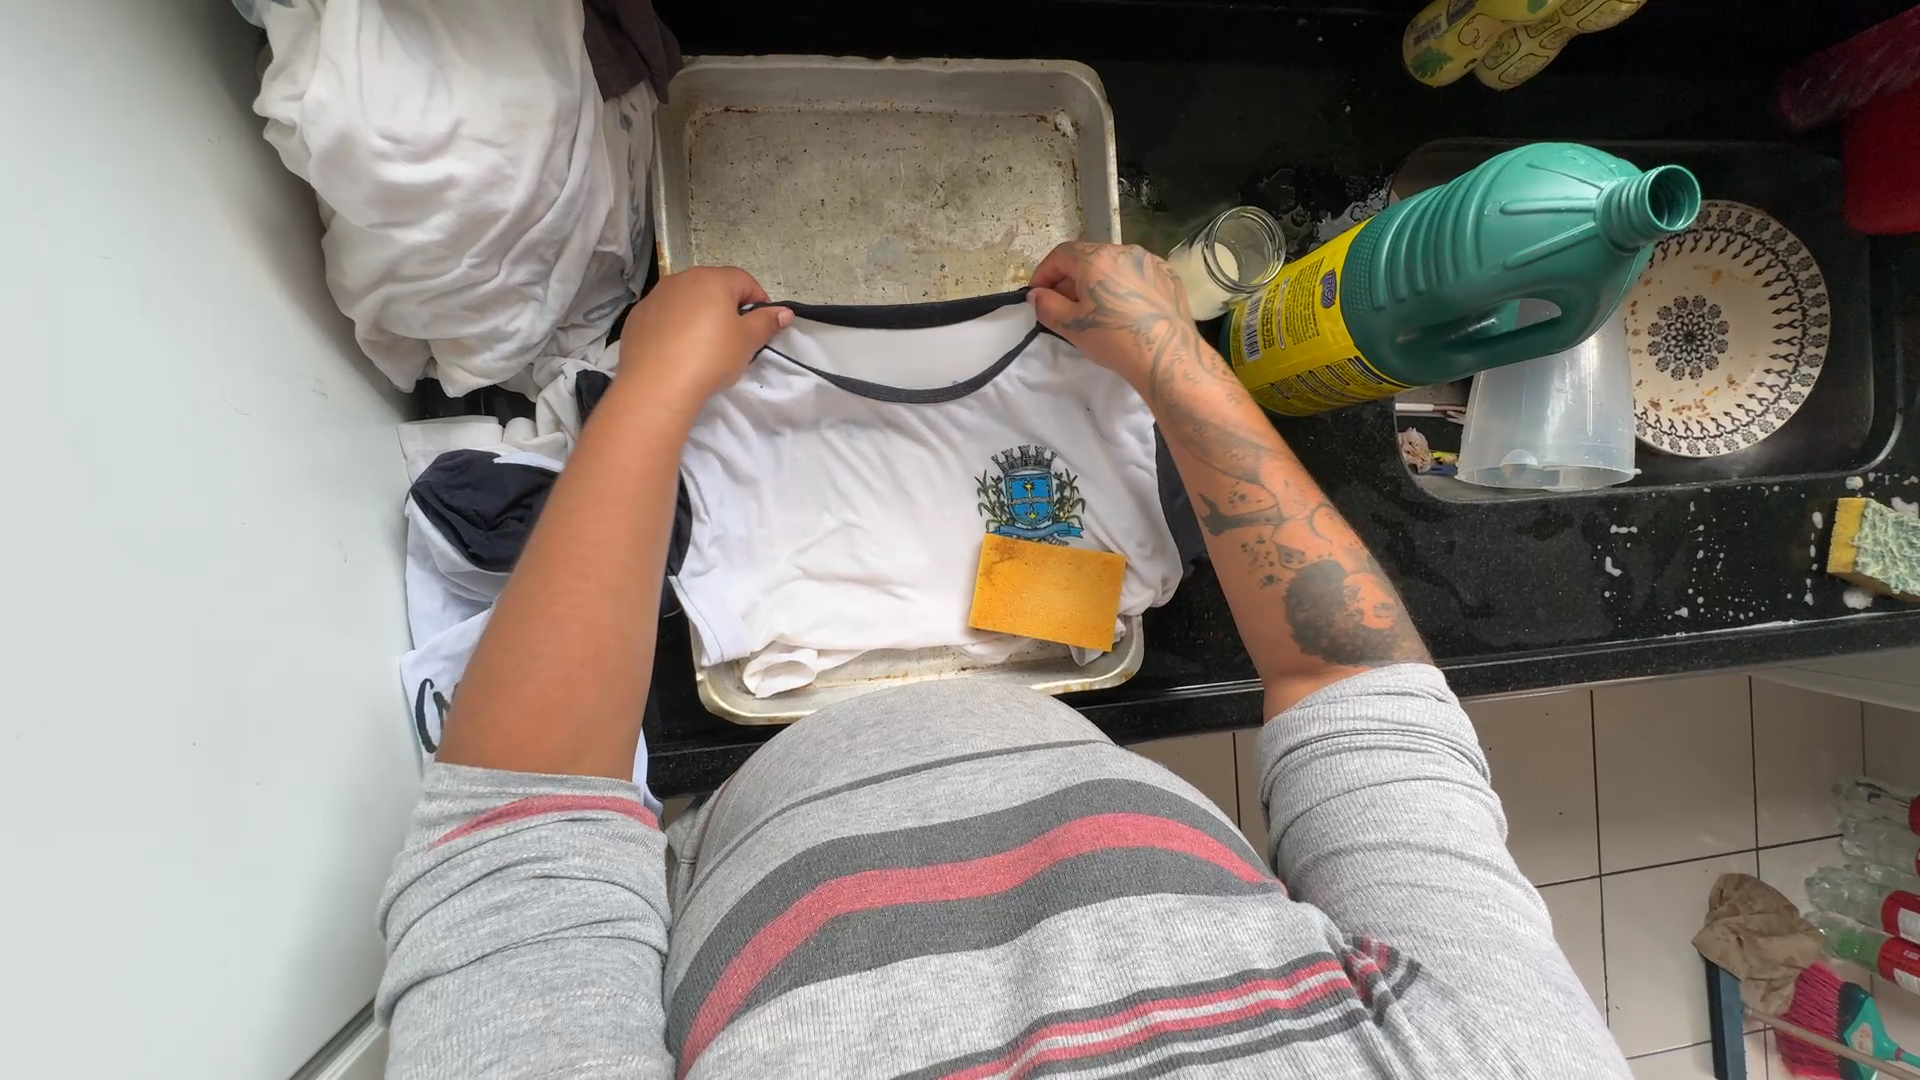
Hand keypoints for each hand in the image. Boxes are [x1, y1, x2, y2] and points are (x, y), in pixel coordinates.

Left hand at [616, 266, 791, 410]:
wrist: (657, 384)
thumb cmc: (711, 357)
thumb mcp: (747, 342)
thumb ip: (767, 322)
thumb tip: (784, 312)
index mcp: (712, 280)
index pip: (744, 280)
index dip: (759, 301)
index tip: (761, 326)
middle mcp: (681, 279)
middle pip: (714, 287)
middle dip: (728, 307)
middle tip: (735, 338)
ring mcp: (655, 296)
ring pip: (687, 300)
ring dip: (701, 315)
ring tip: (705, 346)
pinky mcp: (638, 317)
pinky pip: (665, 316)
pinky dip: (676, 327)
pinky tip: (679, 351)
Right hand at [1028, 242, 1196, 390]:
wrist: (1166, 356)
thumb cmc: (1114, 339)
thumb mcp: (1072, 326)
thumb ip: (1047, 306)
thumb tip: (1037, 295)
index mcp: (1096, 259)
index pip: (1061, 255)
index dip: (1044, 273)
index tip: (1039, 295)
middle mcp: (1124, 251)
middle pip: (1088, 257)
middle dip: (1070, 279)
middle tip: (1064, 306)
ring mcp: (1150, 261)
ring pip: (1113, 265)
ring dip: (1097, 282)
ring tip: (1095, 309)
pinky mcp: (1168, 276)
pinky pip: (1137, 275)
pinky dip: (1123, 286)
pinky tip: (1124, 310)